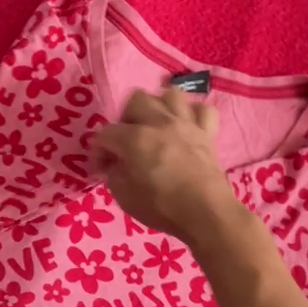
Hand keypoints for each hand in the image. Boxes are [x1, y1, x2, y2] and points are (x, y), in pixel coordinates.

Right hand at [90, 84, 243, 243]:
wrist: (204, 212)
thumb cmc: (160, 206)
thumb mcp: (123, 196)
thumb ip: (114, 173)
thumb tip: (114, 164)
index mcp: (134, 138)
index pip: (106, 133)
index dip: (99, 150)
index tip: (101, 168)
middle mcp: (160, 122)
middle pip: (136, 100)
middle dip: (126, 119)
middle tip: (126, 141)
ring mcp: (187, 124)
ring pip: (171, 95)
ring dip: (159, 107)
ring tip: (155, 127)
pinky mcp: (208, 132)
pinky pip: (202, 109)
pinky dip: (192, 115)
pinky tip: (185, 128)